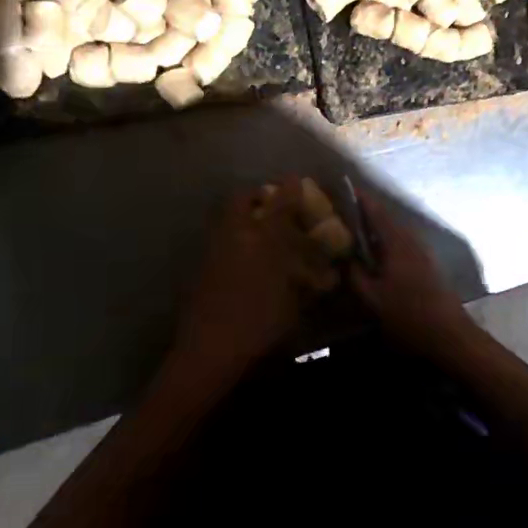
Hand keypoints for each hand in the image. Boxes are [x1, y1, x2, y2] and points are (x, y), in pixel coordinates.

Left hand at [167, 179, 324, 375]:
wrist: (209, 348)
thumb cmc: (259, 326)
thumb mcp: (294, 307)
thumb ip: (308, 286)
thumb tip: (326, 276)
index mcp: (264, 241)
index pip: (281, 205)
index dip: (290, 189)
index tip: (295, 178)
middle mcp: (236, 236)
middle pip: (241, 200)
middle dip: (256, 196)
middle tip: (269, 204)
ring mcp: (213, 250)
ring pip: (227, 219)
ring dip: (242, 216)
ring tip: (257, 230)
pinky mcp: (200, 266)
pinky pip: (218, 239)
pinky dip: (231, 238)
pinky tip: (242, 258)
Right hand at [348, 189, 471, 347]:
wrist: (449, 333)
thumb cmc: (408, 314)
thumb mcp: (373, 298)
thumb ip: (356, 276)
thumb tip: (344, 258)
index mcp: (397, 243)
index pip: (377, 213)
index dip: (361, 200)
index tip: (346, 188)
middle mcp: (411, 241)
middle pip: (387, 220)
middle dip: (367, 214)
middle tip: (345, 212)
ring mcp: (422, 252)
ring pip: (395, 233)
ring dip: (377, 230)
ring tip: (357, 232)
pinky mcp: (427, 264)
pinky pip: (402, 244)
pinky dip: (387, 242)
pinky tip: (376, 255)